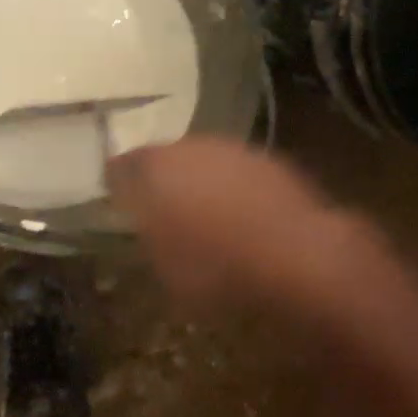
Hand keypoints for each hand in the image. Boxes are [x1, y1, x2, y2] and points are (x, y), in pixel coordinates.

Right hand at [106, 136, 382, 306]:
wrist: (302, 259)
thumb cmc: (217, 268)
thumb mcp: (164, 266)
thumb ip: (146, 234)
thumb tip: (141, 221)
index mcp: (154, 167)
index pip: (122, 165)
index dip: (118, 182)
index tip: (116, 197)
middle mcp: (191, 147)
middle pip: (166, 157)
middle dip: (161, 178)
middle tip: (159, 205)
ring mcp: (235, 151)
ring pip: (206, 162)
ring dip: (201, 181)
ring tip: (202, 212)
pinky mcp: (273, 163)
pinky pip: (240, 174)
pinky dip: (235, 190)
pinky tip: (241, 216)